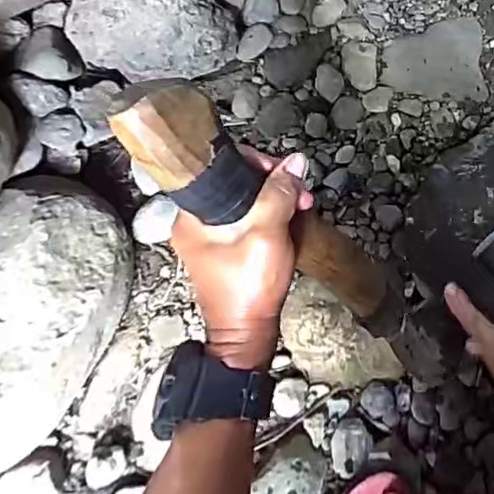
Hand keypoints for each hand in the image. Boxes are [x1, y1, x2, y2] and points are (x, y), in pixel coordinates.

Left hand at [168, 147, 311, 369]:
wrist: (248, 332)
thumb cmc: (247, 289)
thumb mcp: (267, 231)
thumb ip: (280, 192)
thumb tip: (294, 162)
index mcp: (193, 215)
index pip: (221, 166)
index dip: (255, 162)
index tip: (280, 171)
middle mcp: (198, 220)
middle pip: (239, 180)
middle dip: (274, 181)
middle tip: (297, 191)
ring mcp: (214, 233)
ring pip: (249, 196)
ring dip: (278, 196)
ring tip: (300, 204)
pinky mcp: (229, 244)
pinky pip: (253, 214)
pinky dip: (274, 211)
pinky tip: (292, 216)